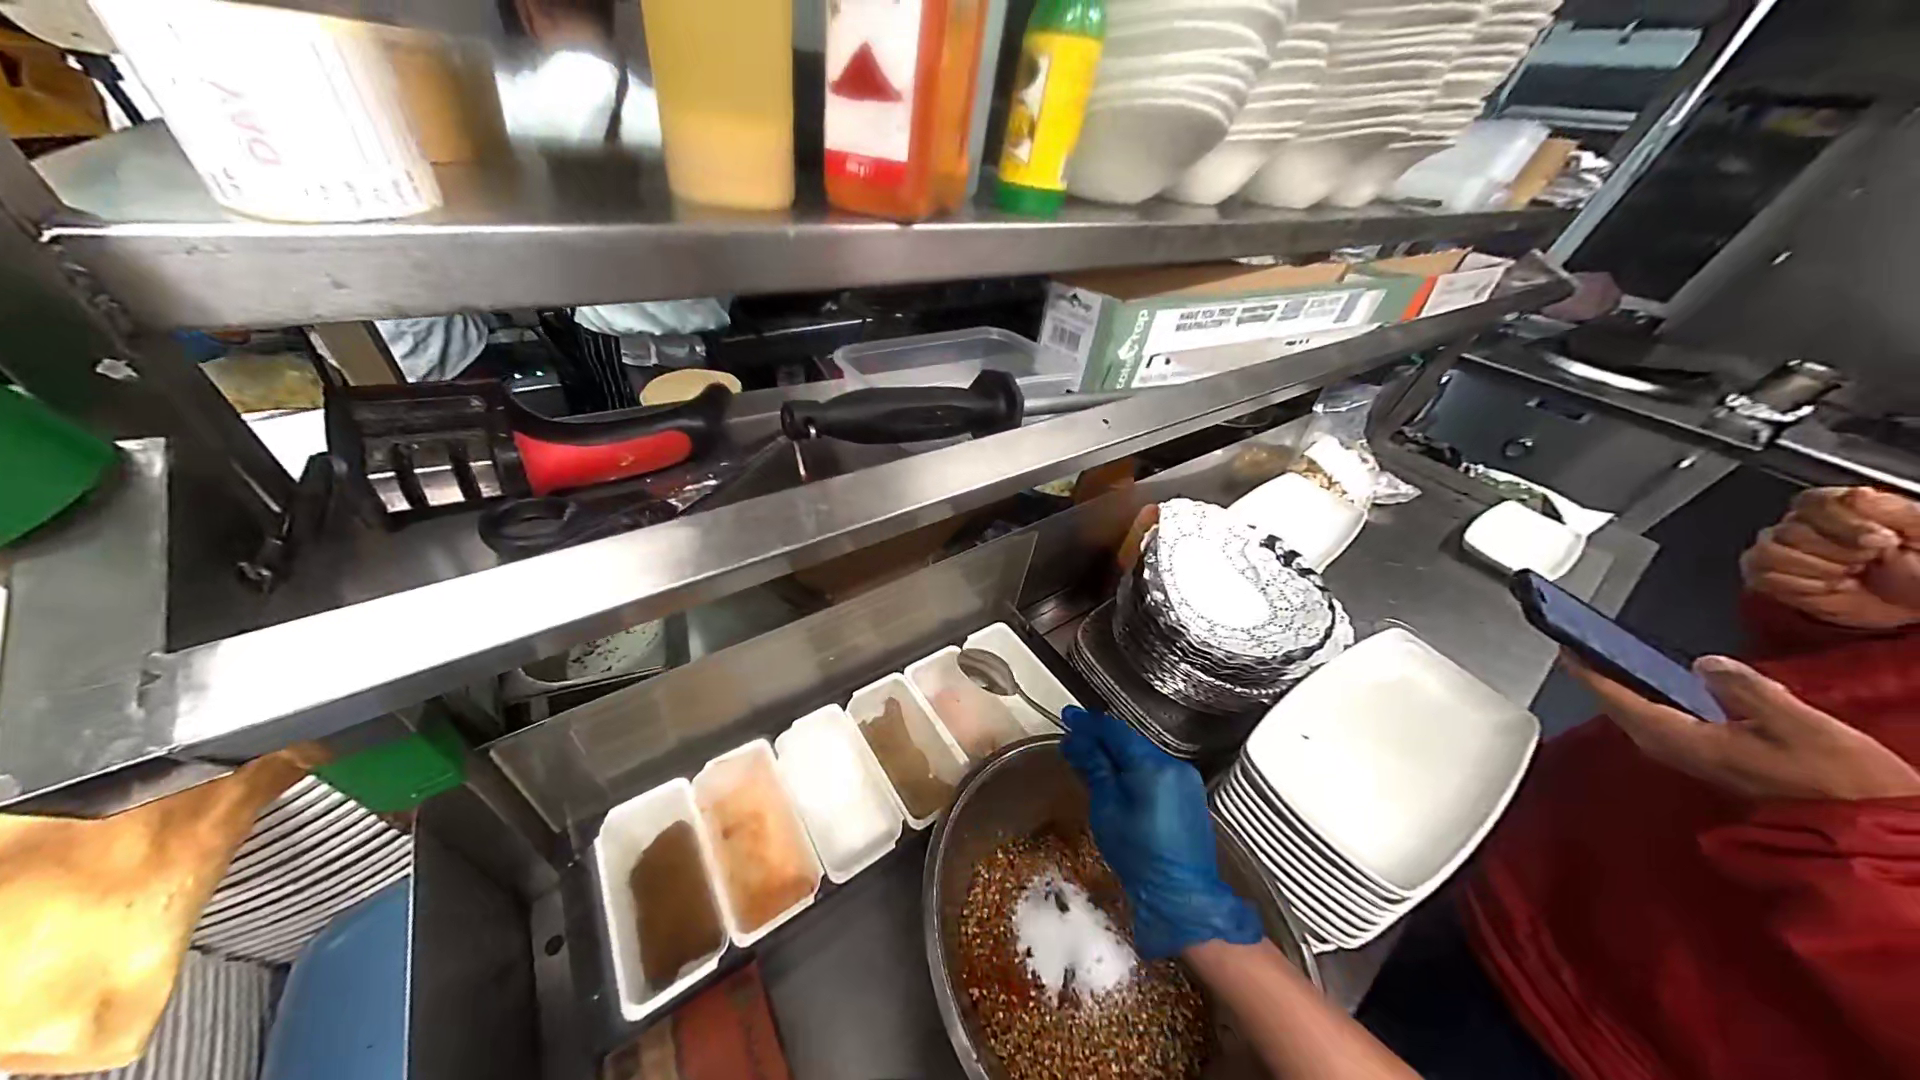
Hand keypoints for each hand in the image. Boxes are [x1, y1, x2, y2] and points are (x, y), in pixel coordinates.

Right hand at [1058, 706, 1263, 959]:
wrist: (1182, 896)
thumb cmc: (1138, 854)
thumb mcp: (1107, 808)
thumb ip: (1094, 768)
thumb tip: (1075, 740)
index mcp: (1153, 765)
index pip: (1115, 731)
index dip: (1089, 724)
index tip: (1067, 717)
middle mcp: (1174, 765)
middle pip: (1130, 742)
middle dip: (1101, 739)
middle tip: (1074, 739)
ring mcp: (1186, 780)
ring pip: (1143, 756)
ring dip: (1117, 755)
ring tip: (1090, 759)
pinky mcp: (1190, 797)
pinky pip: (1156, 772)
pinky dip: (1134, 770)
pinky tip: (1117, 778)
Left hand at [1564, 651, 1919, 800]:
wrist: (1869, 828)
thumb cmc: (1839, 778)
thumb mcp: (1799, 725)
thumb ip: (1747, 690)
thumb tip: (1703, 664)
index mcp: (1682, 739)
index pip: (1617, 698)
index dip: (1589, 671)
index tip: (1566, 648)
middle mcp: (1672, 750)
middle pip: (1619, 705)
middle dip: (1599, 676)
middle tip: (1583, 646)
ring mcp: (1687, 757)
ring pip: (1638, 715)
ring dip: (1623, 688)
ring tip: (1610, 658)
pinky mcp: (1707, 759)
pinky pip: (1662, 723)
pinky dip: (1650, 701)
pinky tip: (1659, 687)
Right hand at [1741, 486, 1919, 628]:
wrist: (1917, 608)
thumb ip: (1899, 509)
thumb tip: (1855, 494)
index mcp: (1838, 507)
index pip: (1815, 502)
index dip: (1846, 524)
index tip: (1884, 541)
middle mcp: (1800, 524)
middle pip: (1791, 530)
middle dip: (1839, 552)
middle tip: (1869, 560)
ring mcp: (1776, 550)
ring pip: (1773, 553)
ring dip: (1820, 570)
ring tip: (1849, 574)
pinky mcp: (1764, 575)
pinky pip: (1765, 575)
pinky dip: (1804, 586)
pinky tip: (1829, 585)